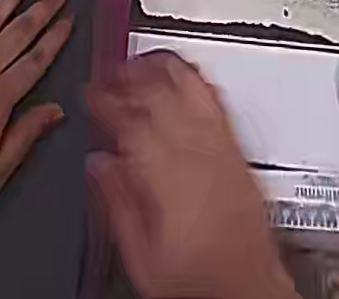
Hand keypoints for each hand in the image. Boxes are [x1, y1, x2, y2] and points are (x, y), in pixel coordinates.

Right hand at [88, 52, 299, 298]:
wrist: (248, 290)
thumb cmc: (199, 280)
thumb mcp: (142, 255)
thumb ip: (117, 203)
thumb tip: (97, 163)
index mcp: (167, 174)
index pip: (130, 121)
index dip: (105, 102)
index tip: (91, 94)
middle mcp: (196, 150)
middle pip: (157, 96)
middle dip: (128, 79)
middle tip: (108, 74)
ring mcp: (219, 144)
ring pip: (187, 86)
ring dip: (160, 68)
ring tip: (140, 62)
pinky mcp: (236, 146)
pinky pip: (214, 98)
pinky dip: (195, 78)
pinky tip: (183, 72)